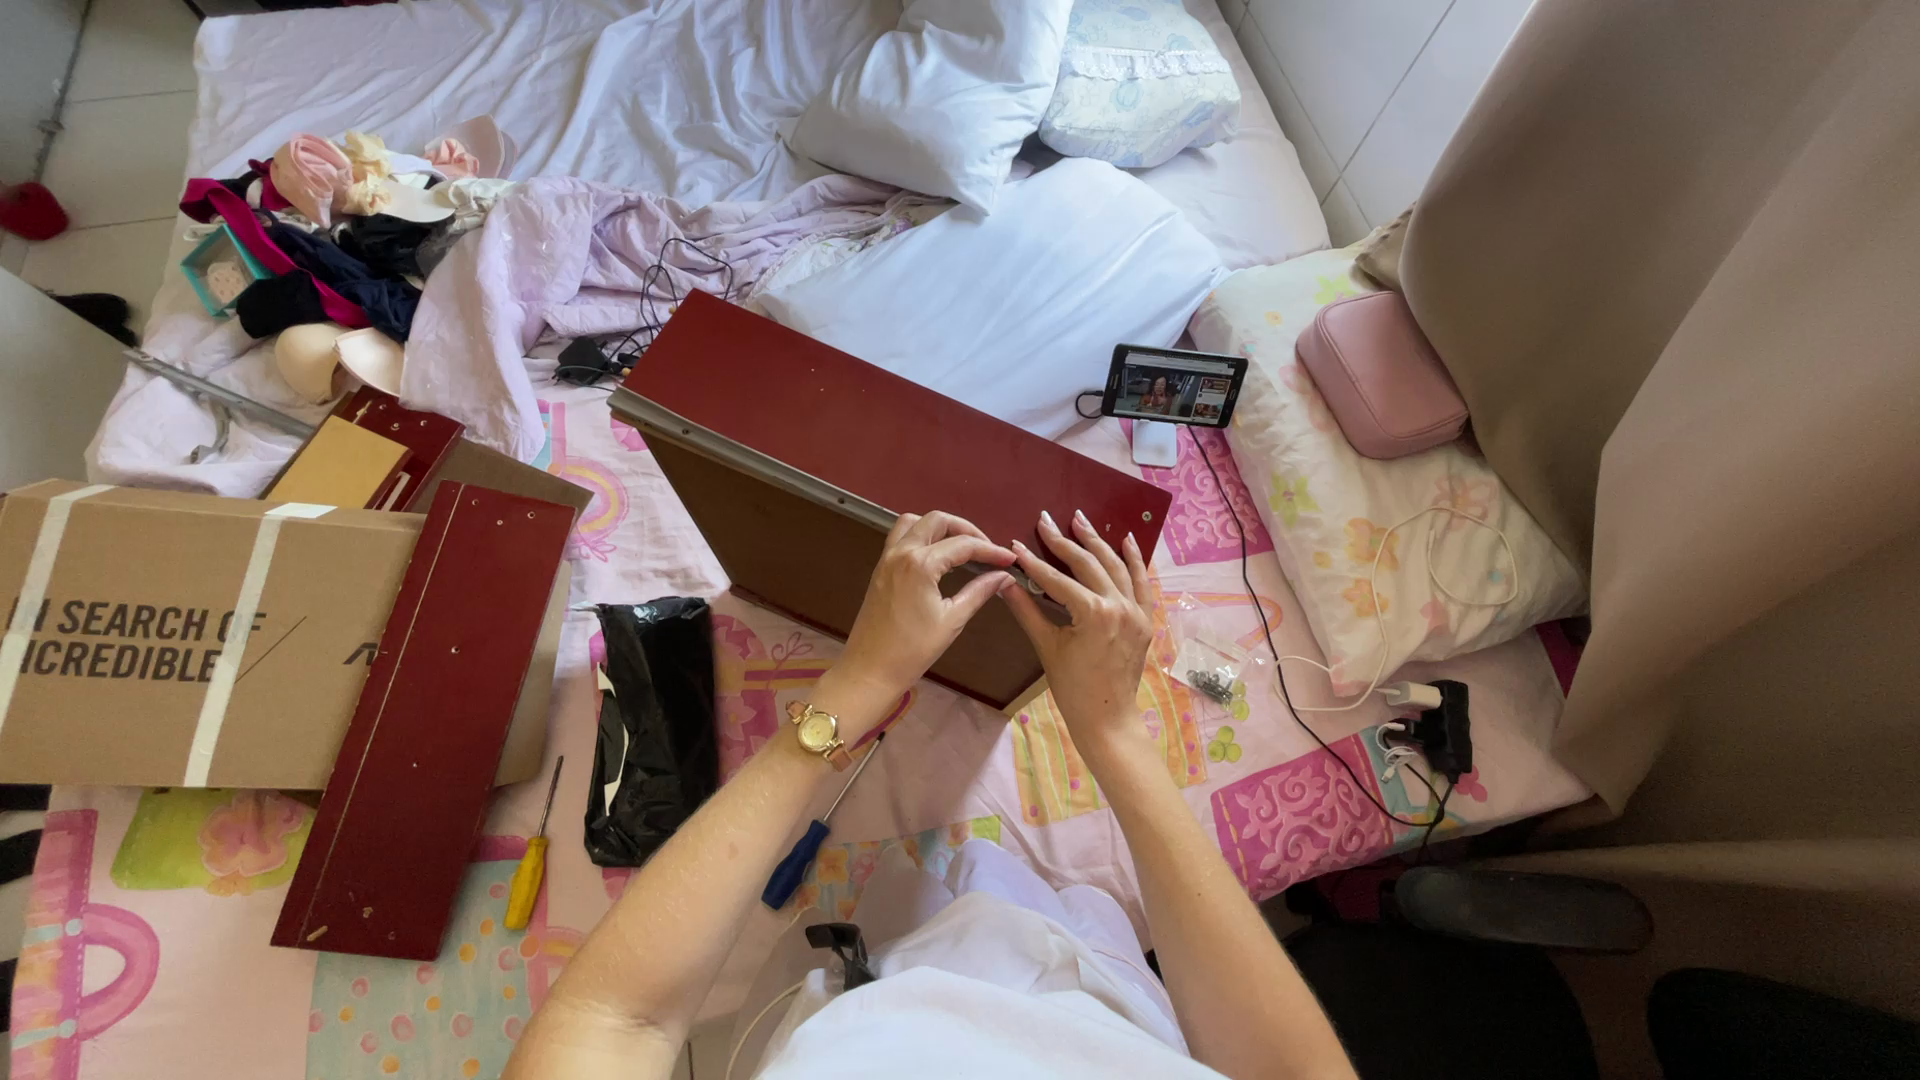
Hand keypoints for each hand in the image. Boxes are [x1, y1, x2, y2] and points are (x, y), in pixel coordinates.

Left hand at [821, 512, 1016, 739]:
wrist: (870, 670)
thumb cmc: (913, 650)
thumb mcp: (952, 620)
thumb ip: (979, 591)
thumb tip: (1004, 576)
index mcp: (921, 564)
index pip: (963, 545)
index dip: (990, 550)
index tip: (1009, 560)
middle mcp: (902, 552)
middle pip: (937, 520)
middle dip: (966, 529)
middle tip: (986, 550)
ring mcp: (887, 558)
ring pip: (914, 521)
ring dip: (939, 527)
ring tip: (961, 546)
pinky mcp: (880, 568)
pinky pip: (900, 536)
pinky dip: (921, 535)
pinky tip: (936, 554)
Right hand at [999, 509, 1155, 766]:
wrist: (1107, 718)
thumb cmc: (1072, 688)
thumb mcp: (1046, 647)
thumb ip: (1026, 610)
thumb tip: (1003, 583)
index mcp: (1093, 613)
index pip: (1057, 579)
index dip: (1034, 561)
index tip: (1016, 544)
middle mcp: (1119, 606)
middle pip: (1088, 564)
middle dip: (1064, 541)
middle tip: (1046, 519)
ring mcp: (1136, 611)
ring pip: (1116, 566)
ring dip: (1097, 541)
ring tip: (1080, 519)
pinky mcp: (1145, 619)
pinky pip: (1141, 583)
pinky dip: (1134, 560)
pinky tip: (1126, 540)